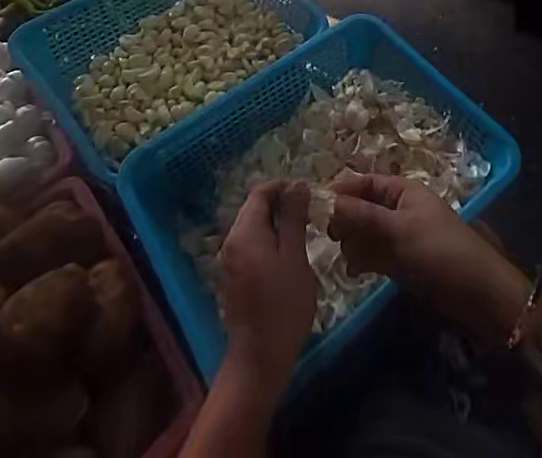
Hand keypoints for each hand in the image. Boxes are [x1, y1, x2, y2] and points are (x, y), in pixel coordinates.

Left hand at [219, 181, 317, 383]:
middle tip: (310, 212)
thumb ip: (294, 218)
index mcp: (244, 232)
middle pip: (254, 208)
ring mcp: (230, 258)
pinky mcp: (234, 274)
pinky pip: (252, 244)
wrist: (260, 356)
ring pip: (254, 226)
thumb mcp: (295, 257)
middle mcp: (231, 240)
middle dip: (281, 204)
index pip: (260, 192)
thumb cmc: (283, 305)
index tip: (309, 193)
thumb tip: (297, 185)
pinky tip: (289, 252)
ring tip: (304, 230)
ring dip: (277, 222)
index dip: (283, 187)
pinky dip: (270, 239)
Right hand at [328, 174, 530, 344]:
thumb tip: (326, 201)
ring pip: (363, 233)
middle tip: (331, 238)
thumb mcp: (399, 229)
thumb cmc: (440, 251)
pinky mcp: (399, 262)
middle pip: (359, 208)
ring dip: (352, 243)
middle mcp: (397, 209)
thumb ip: (362, 215)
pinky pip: (371, 255)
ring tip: (348, 258)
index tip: (314, 206)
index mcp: (401, 191)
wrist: (477, 295)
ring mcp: (397, 237)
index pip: (362, 182)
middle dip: (344, 221)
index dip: (340, 191)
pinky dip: (361, 261)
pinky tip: (355, 272)